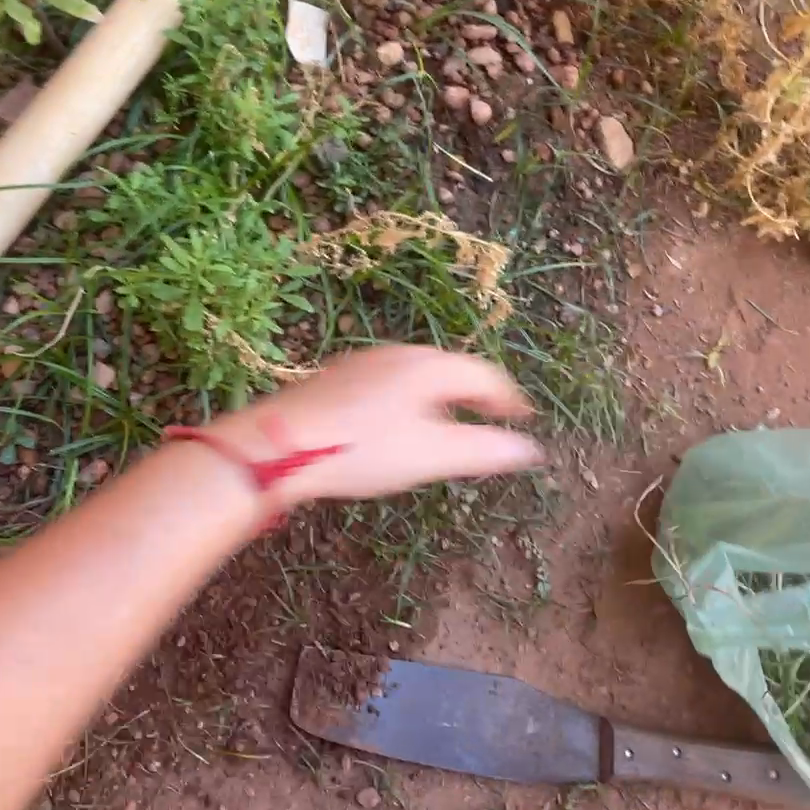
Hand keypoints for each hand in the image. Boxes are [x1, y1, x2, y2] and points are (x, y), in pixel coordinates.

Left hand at [205, 345, 543, 507]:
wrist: (278, 444)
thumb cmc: (362, 449)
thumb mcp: (430, 455)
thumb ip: (483, 450)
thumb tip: (530, 449)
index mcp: (428, 366)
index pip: (484, 375)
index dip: (508, 398)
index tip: (522, 416)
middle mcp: (399, 354)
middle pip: (451, 369)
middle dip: (474, 395)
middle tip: (490, 418)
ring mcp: (365, 361)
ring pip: (418, 374)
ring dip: (441, 397)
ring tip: (449, 423)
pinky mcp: (339, 376)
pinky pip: (390, 381)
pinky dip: (410, 399)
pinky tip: (397, 424)